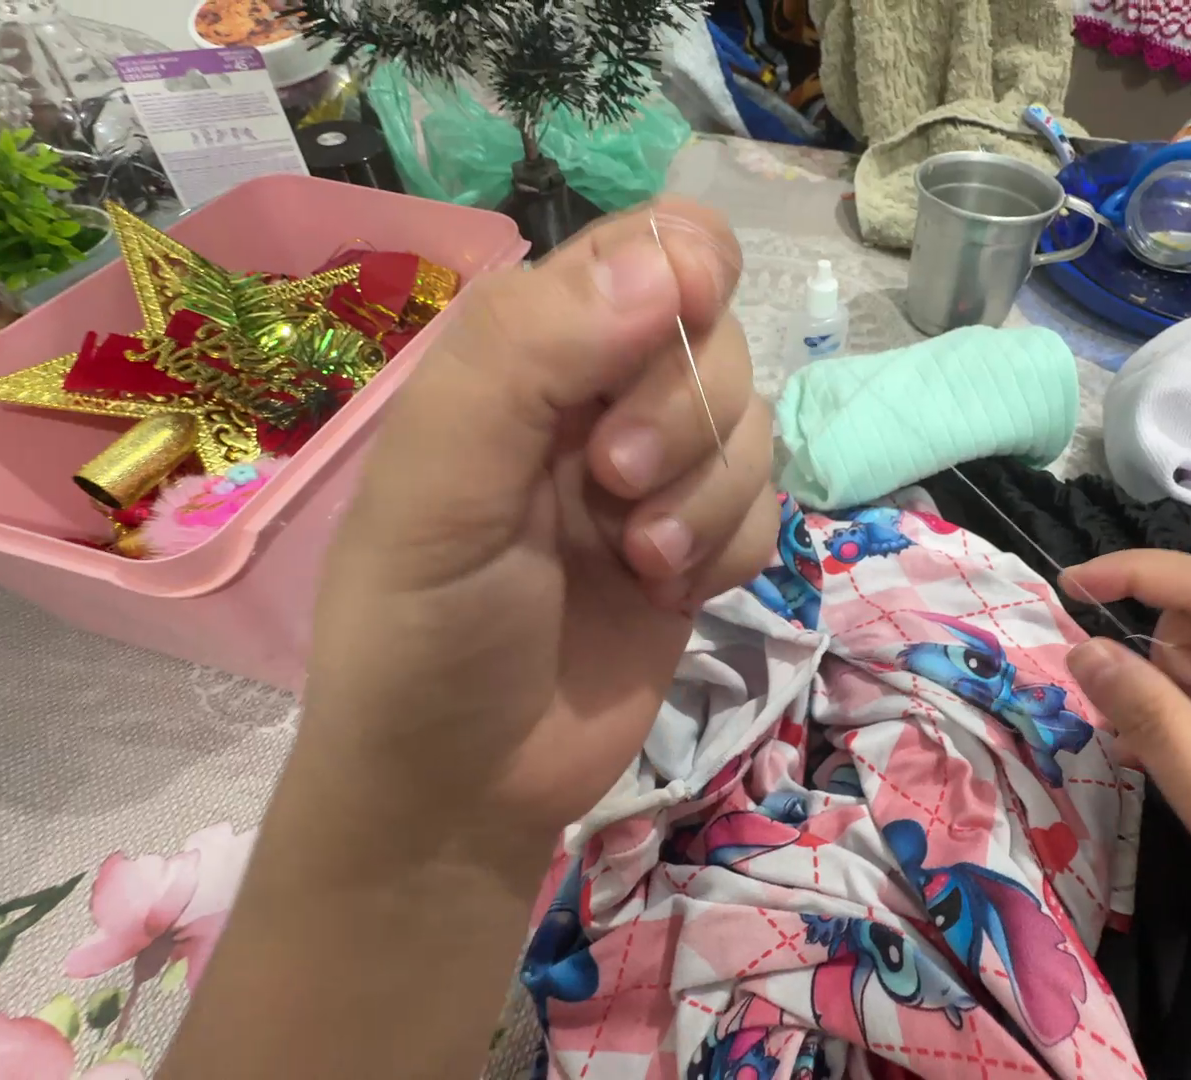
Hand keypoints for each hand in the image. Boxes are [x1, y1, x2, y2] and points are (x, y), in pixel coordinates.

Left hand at [166, 202, 773, 1079]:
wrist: (465, 787)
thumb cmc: (424, 635)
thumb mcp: (441, 492)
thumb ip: (526, 361)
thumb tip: (668, 266)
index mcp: (527, 358)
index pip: (645, 247)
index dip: (686, 266)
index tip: (684, 321)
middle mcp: (601, 403)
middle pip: (718, 341)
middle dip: (684, 415)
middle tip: (613, 488)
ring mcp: (658, 480)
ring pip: (753, 429)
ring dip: (709, 496)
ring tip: (641, 562)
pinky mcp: (700, 549)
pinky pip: (766, 510)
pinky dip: (731, 549)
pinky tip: (674, 595)